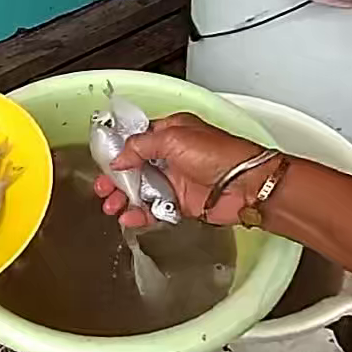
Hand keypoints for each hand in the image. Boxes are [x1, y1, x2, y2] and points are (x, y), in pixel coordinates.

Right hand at [92, 113, 268, 226]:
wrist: (249, 186)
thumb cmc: (221, 155)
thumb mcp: (173, 139)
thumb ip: (139, 146)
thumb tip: (118, 159)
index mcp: (169, 133)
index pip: (134, 139)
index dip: (116, 150)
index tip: (102, 161)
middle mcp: (170, 155)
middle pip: (131, 168)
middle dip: (114, 179)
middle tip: (102, 188)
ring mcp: (174, 180)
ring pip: (138, 190)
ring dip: (122, 199)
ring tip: (111, 206)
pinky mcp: (179, 203)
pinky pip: (152, 209)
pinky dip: (138, 215)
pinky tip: (129, 217)